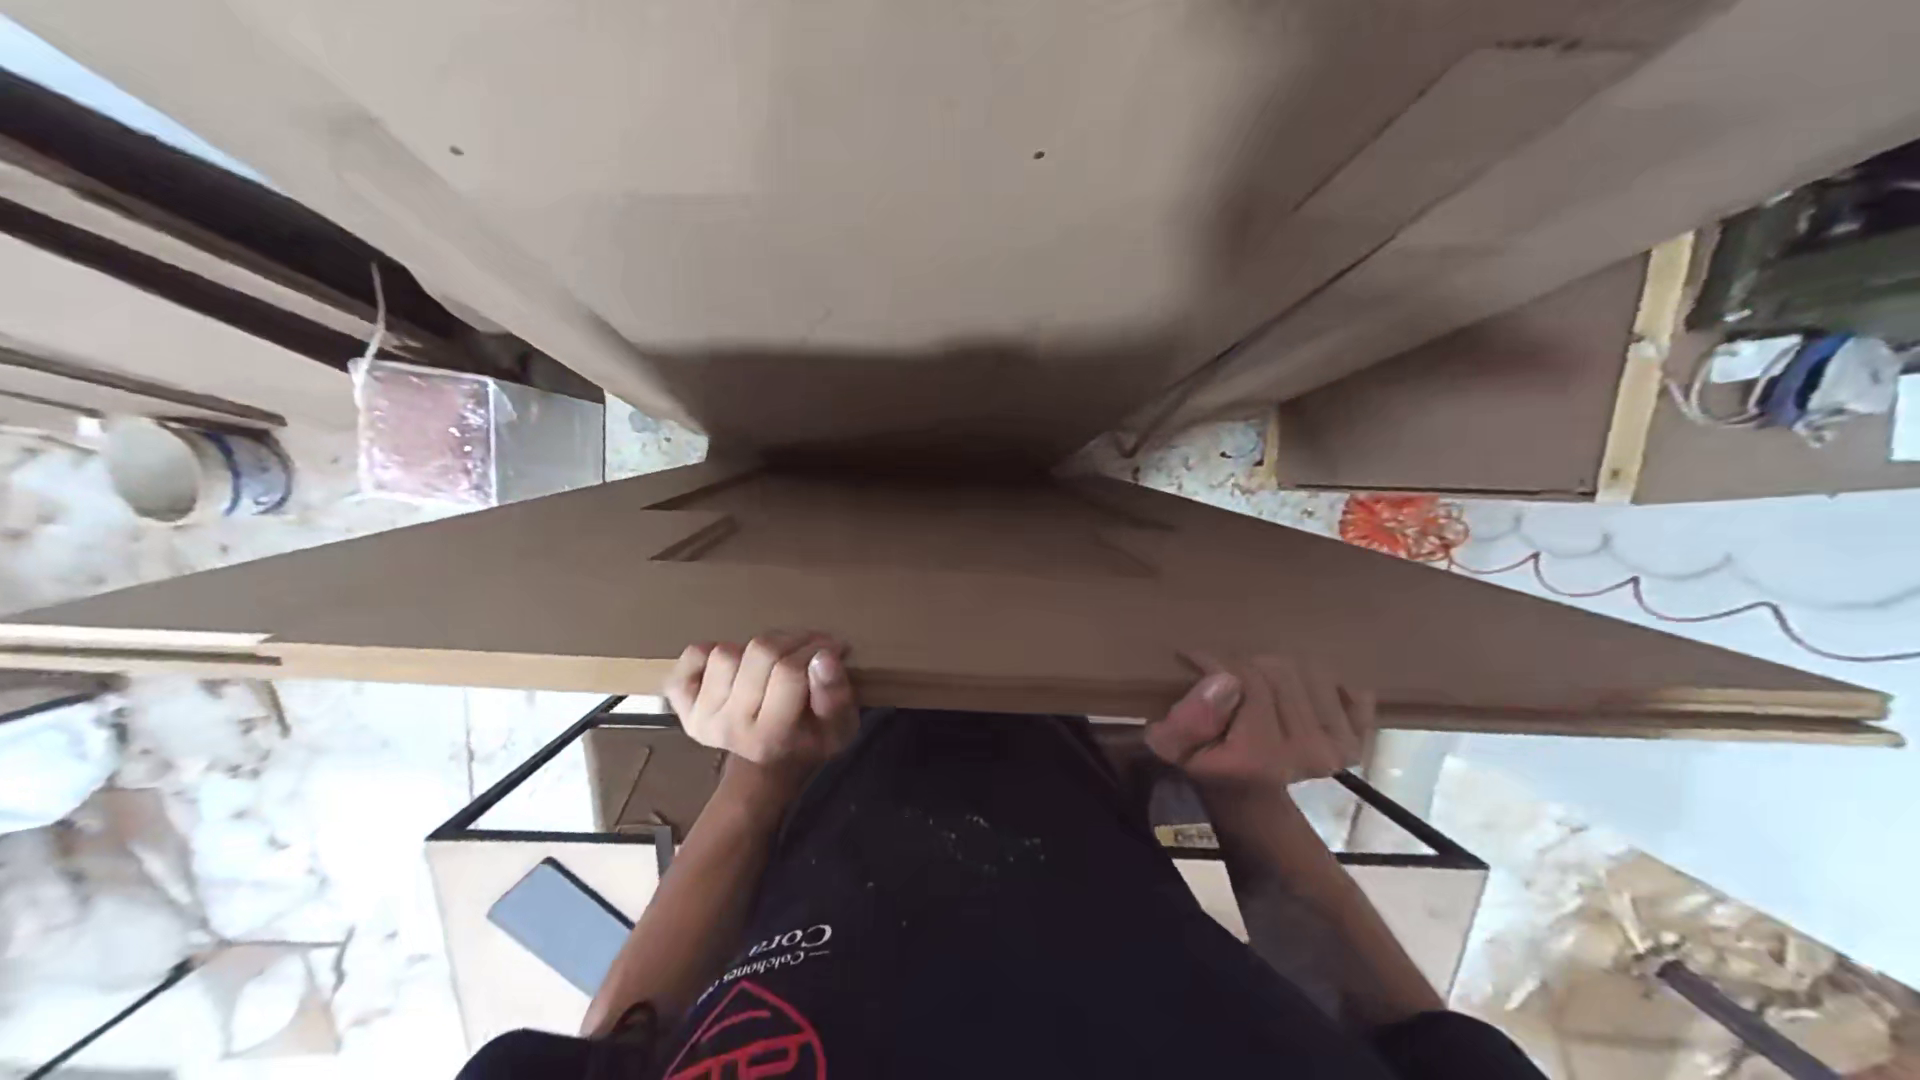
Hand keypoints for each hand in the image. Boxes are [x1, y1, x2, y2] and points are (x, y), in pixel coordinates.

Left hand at [664, 631, 859, 778]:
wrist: (767, 766)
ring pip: (729, 651)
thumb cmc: (810, 741)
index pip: (790, 670)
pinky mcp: (680, 702)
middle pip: (761, 652)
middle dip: (793, 640)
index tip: (832, 647)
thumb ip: (836, 694)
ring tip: (771, 664)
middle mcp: (729, 728)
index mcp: (770, 738)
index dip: (816, 649)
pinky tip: (735, 667)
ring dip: (755, 650)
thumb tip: (824, 656)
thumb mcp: (840, 727)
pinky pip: (694, 654)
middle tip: (808, 647)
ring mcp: (699, 714)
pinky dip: (713, 650)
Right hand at [1144, 653, 1374, 800]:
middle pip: (1280, 671)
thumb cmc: (1204, 767)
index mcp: (1262, 756)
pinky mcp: (1355, 745)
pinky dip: (1331, 686)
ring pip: (1312, 671)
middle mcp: (1308, 753)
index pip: (1247, 679)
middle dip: (1246, 662)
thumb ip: (1186, 719)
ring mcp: (1337, 750)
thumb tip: (1224, 681)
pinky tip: (1302, 693)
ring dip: (1280, 668)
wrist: (1247, 799)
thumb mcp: (1172, 748)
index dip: (1217, 660)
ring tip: (1255, 681)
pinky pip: (1353, 694)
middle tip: (1224, 671)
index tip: (1195, 659)